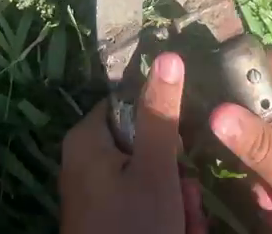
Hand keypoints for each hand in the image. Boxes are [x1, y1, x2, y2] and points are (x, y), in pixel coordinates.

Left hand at [60, 51, 205, 233]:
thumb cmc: (132, 228)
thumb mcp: (154, 169)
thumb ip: (161, 113)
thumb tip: (168, 54)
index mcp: (86, 139)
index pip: (129, 104)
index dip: (160, 122)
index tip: (183, 145)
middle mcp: (84, 162)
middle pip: (143, 146)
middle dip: (175, 174)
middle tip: (186, 198)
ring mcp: (94, 197)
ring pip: (148, 182)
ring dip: (176, 202)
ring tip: (186, 225)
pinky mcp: (105, 224)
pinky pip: (141, 208)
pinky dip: (162, 220)